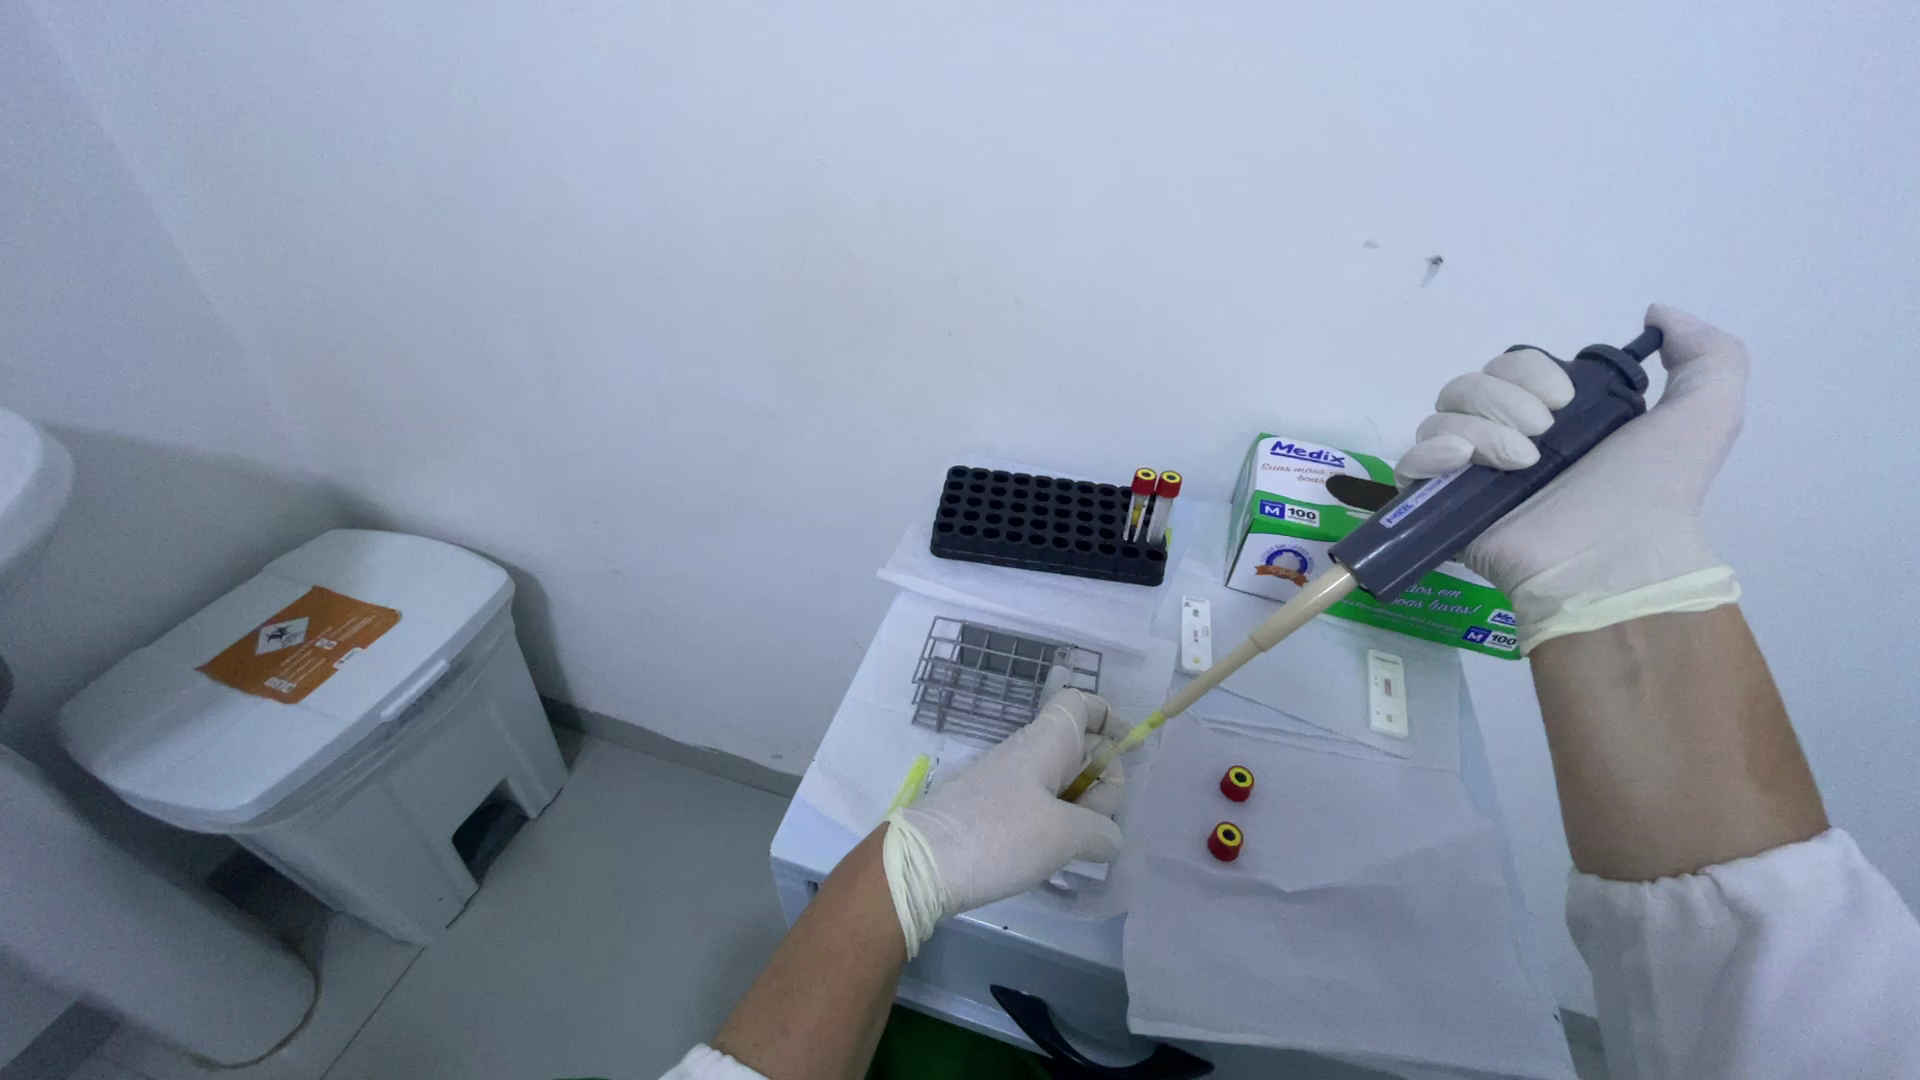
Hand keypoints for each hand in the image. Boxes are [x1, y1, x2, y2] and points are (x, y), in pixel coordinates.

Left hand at [881, 690, 1124, 955]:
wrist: (923, 864)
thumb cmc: (998, 835)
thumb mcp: (1064, 835)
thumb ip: (1101, 831)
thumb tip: (1108, 838)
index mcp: (1046, 741)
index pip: (1081, 703)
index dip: (1110, 716)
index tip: (1130, 747)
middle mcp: (1030, 754)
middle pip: (1084, 750)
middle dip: (1104, 783)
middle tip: (1094, 823)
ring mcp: (1013, 783)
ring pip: (1067, 786)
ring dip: (1083, 814)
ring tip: (1069, 849)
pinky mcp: (999, 812)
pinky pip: (1045, 810)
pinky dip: (1059, 830)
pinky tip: (1051, 860)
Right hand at [1396, 304, 1745, 650]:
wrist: (1611, 554)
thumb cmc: (1652, 489)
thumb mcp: (1707, 411)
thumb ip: (1705, 352)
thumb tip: (1654, 311)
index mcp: (1548, 414)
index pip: (1505, 366)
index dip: (1529, 373)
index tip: (1565, 404)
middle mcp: (1499, 436)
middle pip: (1465, 386)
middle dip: (1503, 401)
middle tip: (1542, 438)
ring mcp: (1464, 470)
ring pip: (1437, 417)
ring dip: (1478, 430)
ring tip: (1517, 464)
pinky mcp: (1435, 501)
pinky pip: (1409, 460)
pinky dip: (1431, 454)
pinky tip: (1464, 465)